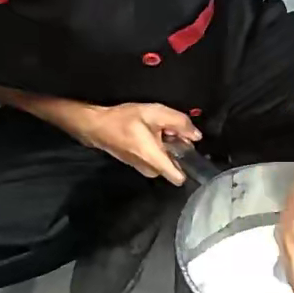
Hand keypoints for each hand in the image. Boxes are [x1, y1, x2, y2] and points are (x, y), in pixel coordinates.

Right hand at [67, 103, 200, 184]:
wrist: (96, 126)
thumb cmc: (124, 120)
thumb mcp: (155, 113)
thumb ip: (180, 123)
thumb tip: (196, 136)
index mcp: (155, 160)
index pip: (180, 179)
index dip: (189, 165)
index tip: (188, 149)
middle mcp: (150, 170)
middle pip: (175, 165)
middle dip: (177, 150)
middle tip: (168, 132)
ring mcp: (143, 169)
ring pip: (165, 161)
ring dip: (167, 147)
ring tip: (157, 131)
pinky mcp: (137, 165)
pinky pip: (156, 160)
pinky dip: (157, 148)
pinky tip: (150, 134)